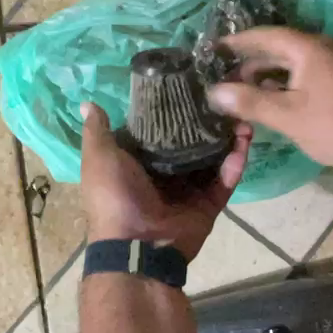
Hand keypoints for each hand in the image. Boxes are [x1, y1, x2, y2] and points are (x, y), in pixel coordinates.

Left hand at [79, 102, 251, 261]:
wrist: (137, 245)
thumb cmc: (114, 197)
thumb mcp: (99, 157)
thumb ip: (97, 131)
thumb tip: (88, 102)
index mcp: (139, 163)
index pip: (161, 130)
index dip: (176, 110)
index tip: (192, 87)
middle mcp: (166, 174)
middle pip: (193, 144)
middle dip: (210, 125)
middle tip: (226, 102)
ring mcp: (190, 191)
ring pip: (214, 160)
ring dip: (229, 141)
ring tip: (243, 120)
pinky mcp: (208, 206)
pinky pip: (224, 183)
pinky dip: (235, 165)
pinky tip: (244, 144)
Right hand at [206, 27, 332, 167]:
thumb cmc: (332, 127)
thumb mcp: (286, 116)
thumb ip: (250, 102)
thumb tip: (215, 92)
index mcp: (310, 48)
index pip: (268, 35)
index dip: (241, 41)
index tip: (218, 47)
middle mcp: (328, 47)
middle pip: (284, 47)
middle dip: (255, 61)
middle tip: (230, 75)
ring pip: (300, 61)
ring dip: (273, 72)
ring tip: (250, 89)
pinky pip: (313, 71)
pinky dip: (292, 79)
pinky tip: (280, 97)